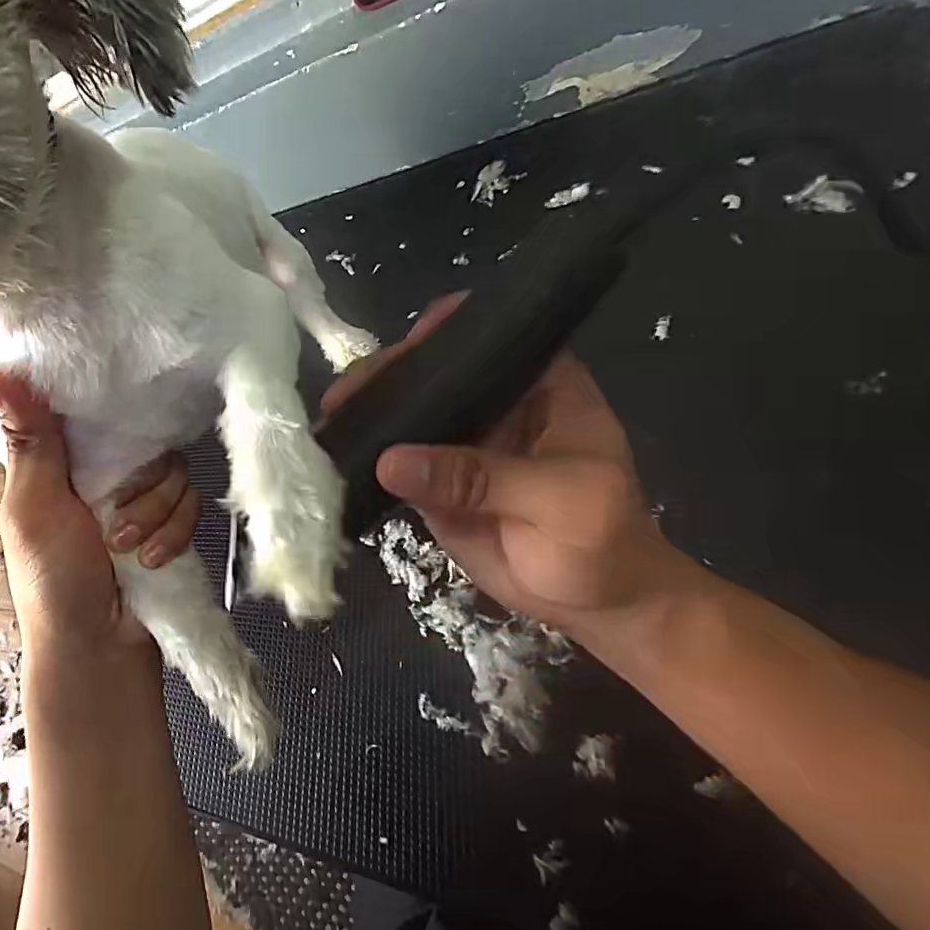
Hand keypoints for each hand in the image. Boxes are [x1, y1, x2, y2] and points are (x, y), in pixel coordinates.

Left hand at [0, 372, 200, 656]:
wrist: (99, 646)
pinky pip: (193, 506)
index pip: (95, 414)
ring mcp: (143, 502)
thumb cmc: (53, 581)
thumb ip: (30, 442)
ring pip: (176, 477)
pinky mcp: (172, 524)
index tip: (118, 433)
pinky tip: (151, 560)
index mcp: (65, 464)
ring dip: (156, 518)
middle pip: (148, 446)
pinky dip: (174, 535)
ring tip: (129, 551)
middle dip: (139, 491)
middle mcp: (108, 477)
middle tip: (114, 525)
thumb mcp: (34, 507)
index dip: (111, 415)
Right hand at [321, 295, 700, 635]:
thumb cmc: (600, 537)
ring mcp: (460, 442)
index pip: (490, 335)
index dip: (449, 328)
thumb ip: (478, 477)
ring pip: (407, 415)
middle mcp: (492, 401)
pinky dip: (367, 461)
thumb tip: (391, 461)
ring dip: (369, 414)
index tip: (410, 346)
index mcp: (538, 382)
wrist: (594, 601)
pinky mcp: (435, 483)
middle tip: (346, 395)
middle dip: (389, 375)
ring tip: (328, 421)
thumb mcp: (556, 499)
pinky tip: (333, 459)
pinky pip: (396, 465)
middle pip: (434, 371)